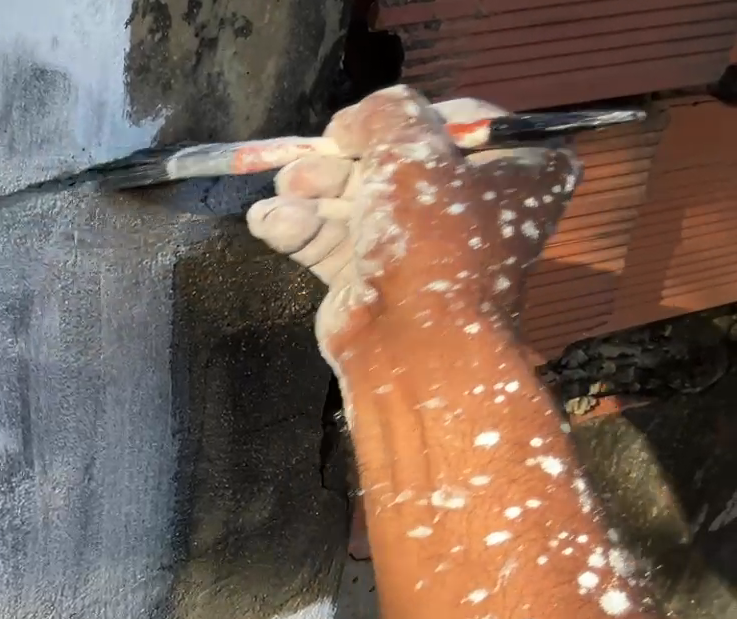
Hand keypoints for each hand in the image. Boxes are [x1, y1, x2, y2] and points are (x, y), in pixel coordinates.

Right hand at [245, 86, 579, 372]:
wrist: (409, 338)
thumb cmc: (430, 240)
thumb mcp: (413, 156)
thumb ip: (385, 116)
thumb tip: (353, 117)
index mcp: (513, 167)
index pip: (452, 123)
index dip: (397, 122)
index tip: (354, 128)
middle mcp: (466, 205)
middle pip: (388, 167)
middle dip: (338, 165)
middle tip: (302, 164)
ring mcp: (411, 245)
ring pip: (351, 205)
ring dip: (310, 196)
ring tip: (281, 193)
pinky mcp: (366, 277)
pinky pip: (330, 241)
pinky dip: (299, 229)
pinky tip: (268, 221)